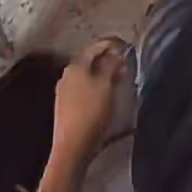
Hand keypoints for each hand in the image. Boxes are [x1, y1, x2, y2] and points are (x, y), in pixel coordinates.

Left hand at [51, 38, 126, 159]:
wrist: (72, 148)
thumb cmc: (91, 111)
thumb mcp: (106, 84)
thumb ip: (111, 64)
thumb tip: (115, 52)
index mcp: (75, 66)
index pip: (95, 47)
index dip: (111, 44)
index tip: (126, 45)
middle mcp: (67, 74)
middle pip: (90, 60)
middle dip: (108, 59)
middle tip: (125, 63)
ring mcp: (65, 91)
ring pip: (88, 74)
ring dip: (103, 72)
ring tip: (120, 76)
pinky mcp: (66, 105)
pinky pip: (84, 86)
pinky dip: (96, 84)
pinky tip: (106, 91)